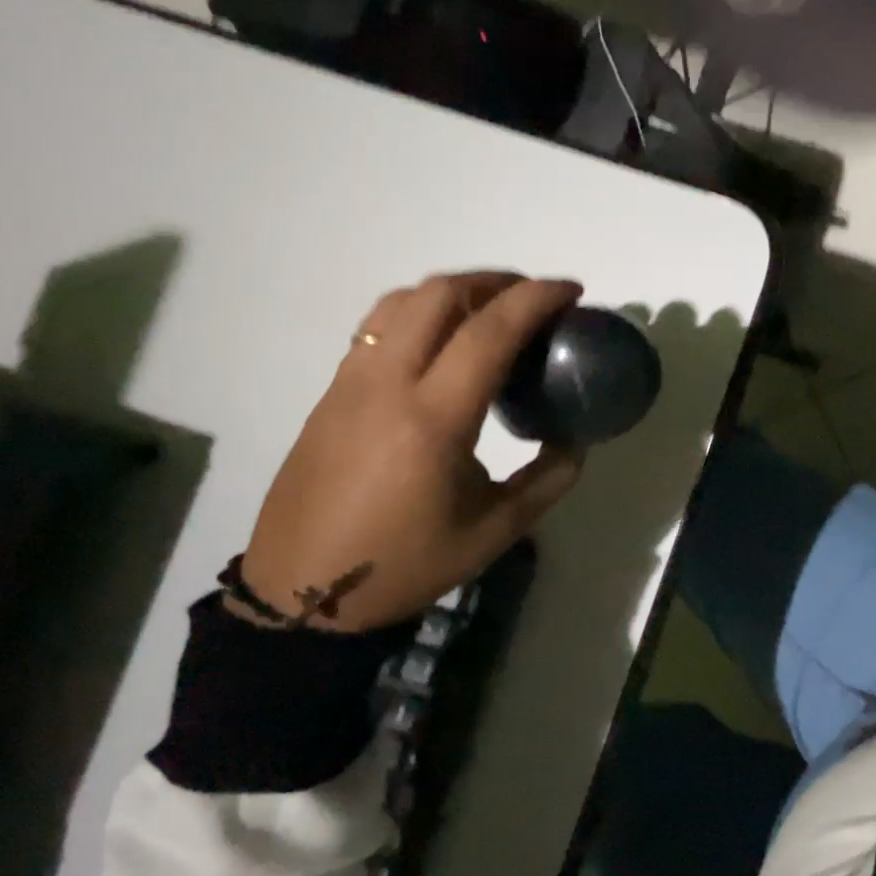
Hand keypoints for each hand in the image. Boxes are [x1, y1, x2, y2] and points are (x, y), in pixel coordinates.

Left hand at [237, 273, 586, 631]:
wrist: (299, 594)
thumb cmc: (405, 564)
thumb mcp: (497, 530)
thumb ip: (549, 477)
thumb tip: (576, 439)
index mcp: (432, 421)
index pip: (488, 332)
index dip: (536, 299)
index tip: (572, 292)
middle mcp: (385, 387)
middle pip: (438, 295)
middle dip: (495, 281)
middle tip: (534, 299)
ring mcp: (349, 386)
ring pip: (400, 302)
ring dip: (454, 291)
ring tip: (492, 311)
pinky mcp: (331, 394)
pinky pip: (377, 328)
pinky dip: (421, 313)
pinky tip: (445, 343)